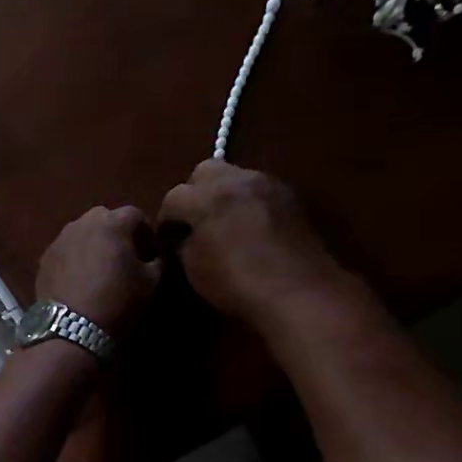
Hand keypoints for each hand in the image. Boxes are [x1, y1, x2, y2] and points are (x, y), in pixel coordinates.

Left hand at [34, 206, 162, 336]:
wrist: (71, 329)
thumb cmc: (117, 301)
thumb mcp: (150, 282)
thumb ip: (157, 261)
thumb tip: (154, 257)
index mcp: (112, 221)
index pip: (136, 215)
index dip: (146, 234)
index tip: (149, 254)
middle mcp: (82, 223)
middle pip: (105, 220)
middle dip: (116, 235)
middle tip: (122, 260)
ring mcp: (59, 240)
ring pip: (81, 235)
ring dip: (93, 246)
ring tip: (98, 270)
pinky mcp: (43, 260)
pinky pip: (65, 252)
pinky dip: (73, 260)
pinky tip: (78, 281)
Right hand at [158, 161, 361, 329]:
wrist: (296, 290)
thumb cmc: (235, 283)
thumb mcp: (194, 269)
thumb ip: (183, 244)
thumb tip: (182, 238)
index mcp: (207, 198)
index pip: (173, 197)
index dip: (165, 220)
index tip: (166, 240)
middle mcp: (237, 180)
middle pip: (204, 171)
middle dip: (193, 193)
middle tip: (192, 222)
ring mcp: (267, 184)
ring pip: (234, 176)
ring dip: (221, 195)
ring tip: (220, 224)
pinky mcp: (289, 196)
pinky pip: (257, 189)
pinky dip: (245, 202)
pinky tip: (246, 228)